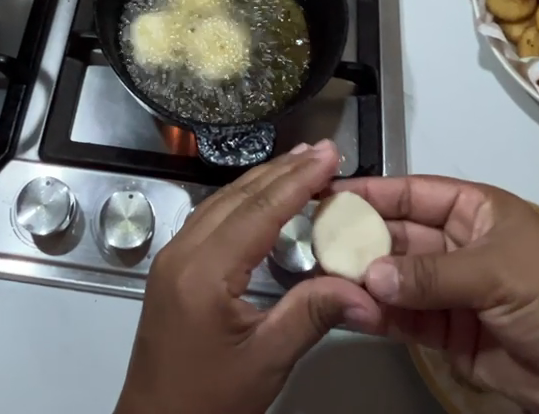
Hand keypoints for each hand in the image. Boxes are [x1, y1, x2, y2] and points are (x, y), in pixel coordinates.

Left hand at [115, 141, 383, 413]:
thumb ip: (311, 315)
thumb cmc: (206, 403)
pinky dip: (245, 199)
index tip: (330, 154)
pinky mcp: (173, 266)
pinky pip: (212, 216)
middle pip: (239, 196)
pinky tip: (265, 198)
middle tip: (323, 151)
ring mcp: (174, 256)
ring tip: (302, 163)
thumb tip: (365, 291)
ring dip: (264, 180)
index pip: (260, 210)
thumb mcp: (265, 362)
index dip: (299, 179)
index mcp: (204, 271)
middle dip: (284, 170)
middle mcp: (183, 252)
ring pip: (223, 201)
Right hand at [340, 176, 538, 413]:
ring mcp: (452, 291)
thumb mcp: (498, 272)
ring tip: (322, 279)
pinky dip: (380, 315)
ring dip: (363, 278)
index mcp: (475, 209)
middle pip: (398, 235)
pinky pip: (407, 319)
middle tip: (312, 243)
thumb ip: (431, 275)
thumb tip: (368, 274)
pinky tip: (351, 309)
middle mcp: (458, 243)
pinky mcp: (451, 336)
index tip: (325, 194)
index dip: (370, 192)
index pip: (412, 192)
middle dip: (359, 239)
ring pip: (396, 278)